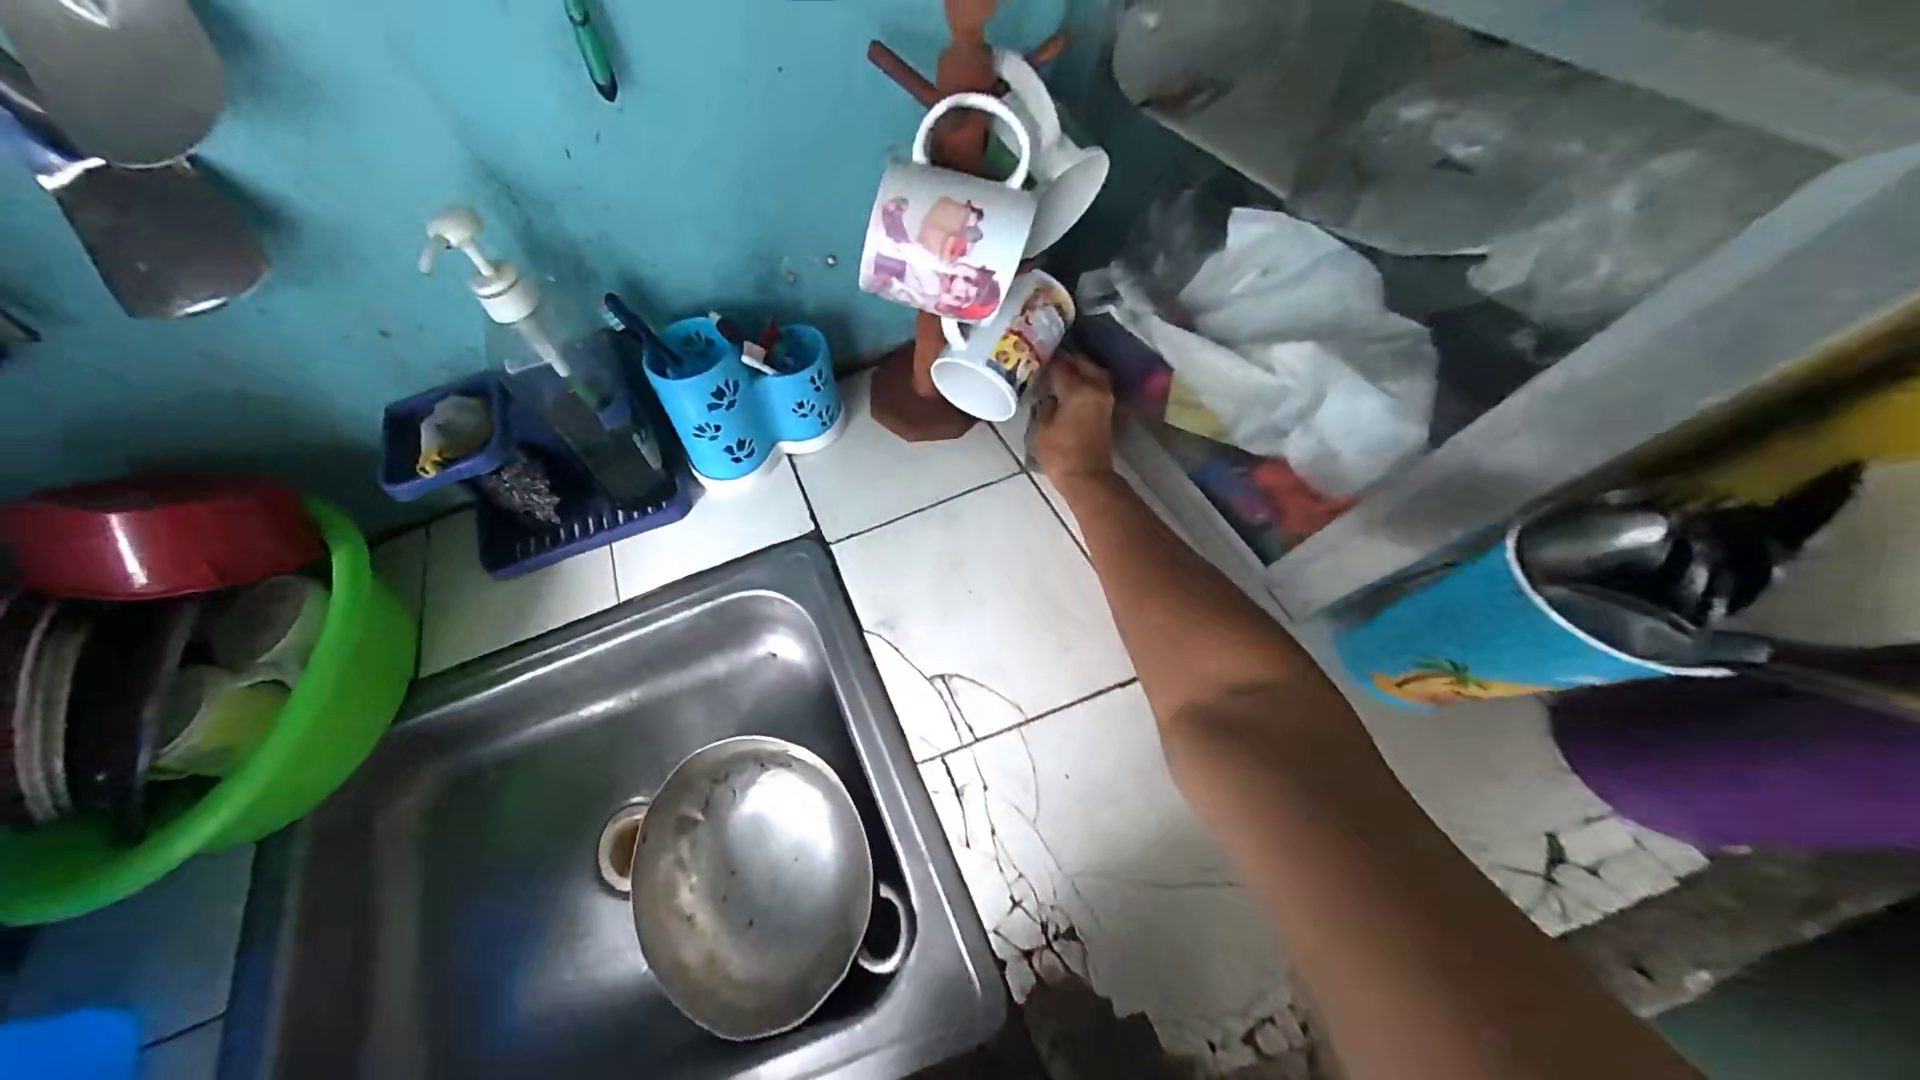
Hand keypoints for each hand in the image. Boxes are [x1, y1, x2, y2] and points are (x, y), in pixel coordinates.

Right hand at [1034, 351, 1114, 482]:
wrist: (1087, 478)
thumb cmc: (1061, 455)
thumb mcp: (1043, 429)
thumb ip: (1046, 405)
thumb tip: (1051, 396)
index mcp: (1079, 389)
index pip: (1061, 366)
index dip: (1048, 362)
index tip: (1037, 359)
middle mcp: (1096, 388)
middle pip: (1082, 364)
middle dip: (1067, 361)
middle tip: (1050, 362)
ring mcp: (1105, 399)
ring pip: (1093, 373)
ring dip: (1079, 369)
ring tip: (1060, 373)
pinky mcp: (1106, 411)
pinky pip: (1096, 386)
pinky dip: (1085, 382)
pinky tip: (1070, 388)